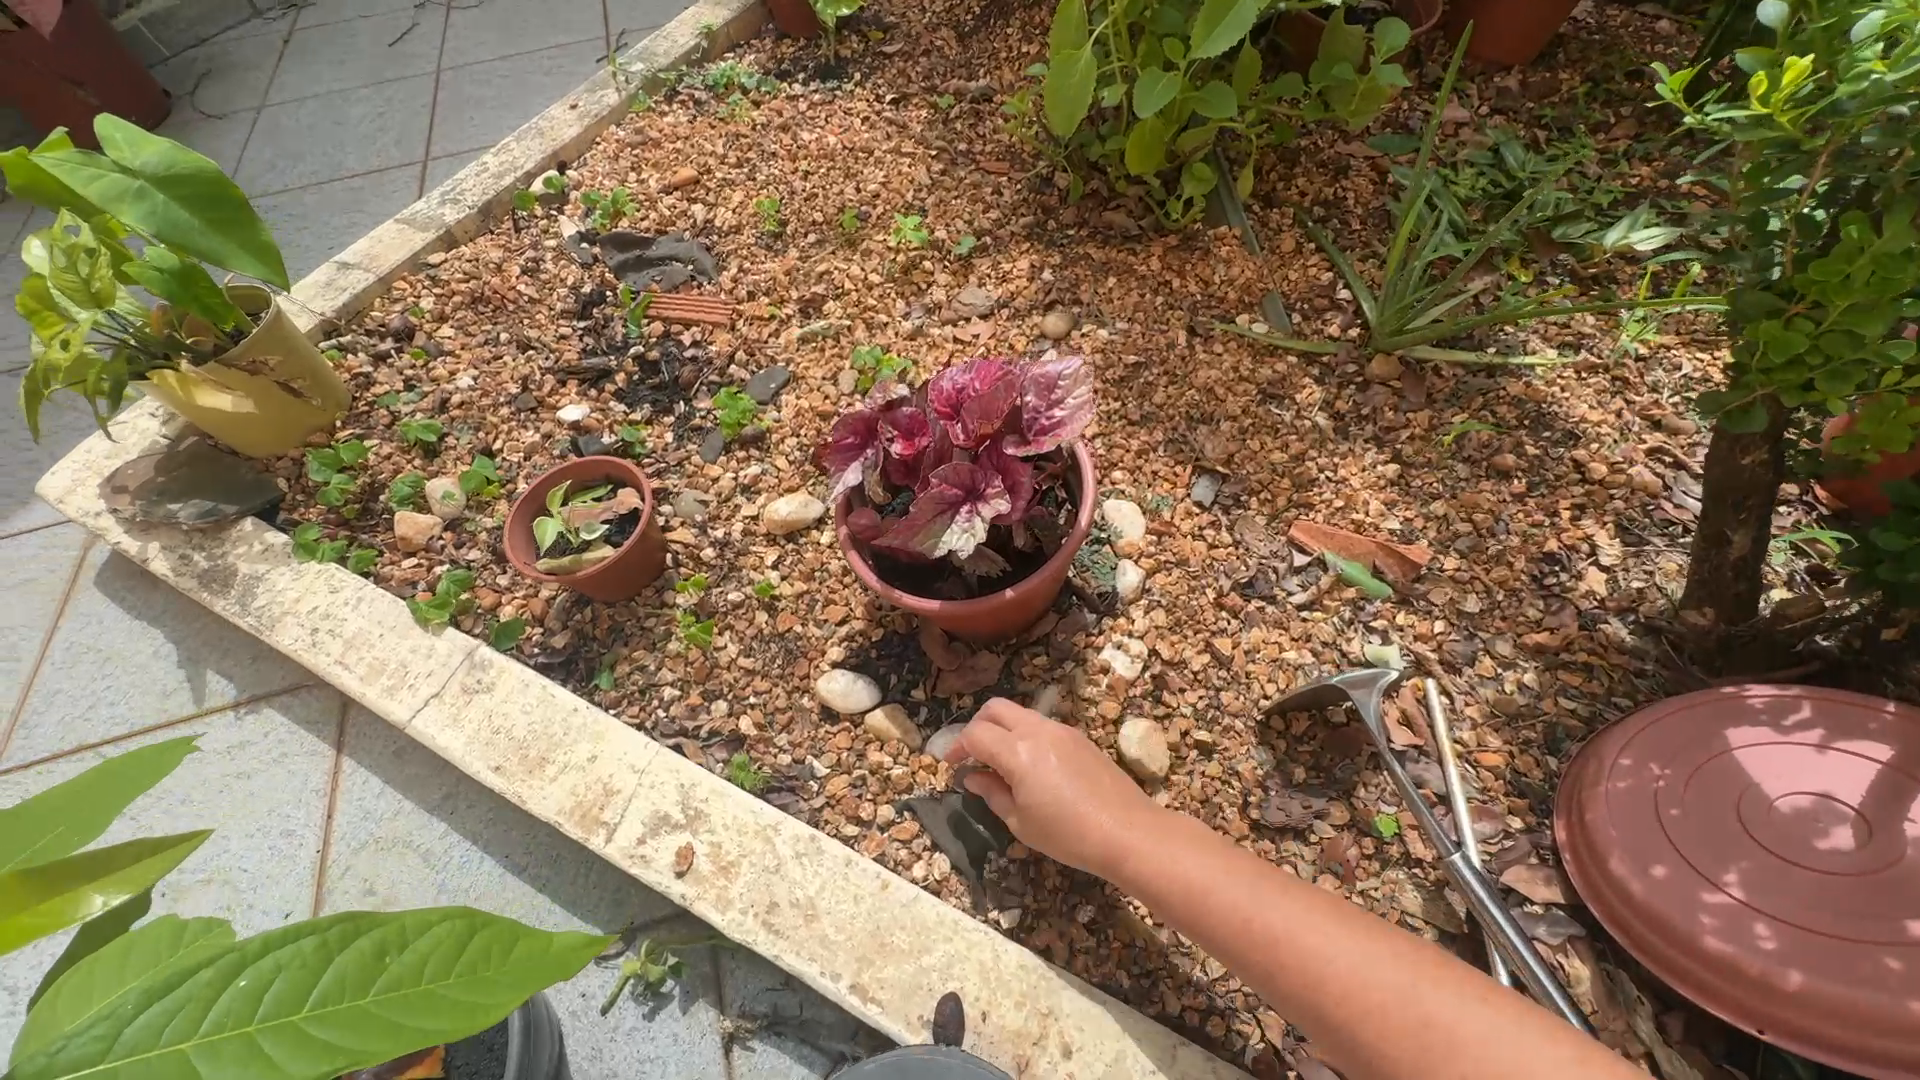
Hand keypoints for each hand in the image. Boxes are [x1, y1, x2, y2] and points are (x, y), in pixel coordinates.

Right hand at [941, 698, 1161, 879]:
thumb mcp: (1021, 822)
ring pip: (1020, 713)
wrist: (1128, 832)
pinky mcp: (1079, 737)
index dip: (957, 747)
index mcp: (1017, 751)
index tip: (950, 765)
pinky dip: (1025, 735)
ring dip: (1002, 729)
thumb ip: (993, 794)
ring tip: (1000, 761)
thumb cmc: (1069, 835)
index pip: (975, 734)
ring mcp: (1062, 730)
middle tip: (971, 754)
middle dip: (976, 726)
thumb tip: (974, 778)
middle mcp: (1037, 730)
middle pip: (995, 709)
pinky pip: (1042, 725)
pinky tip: (1031, 766)